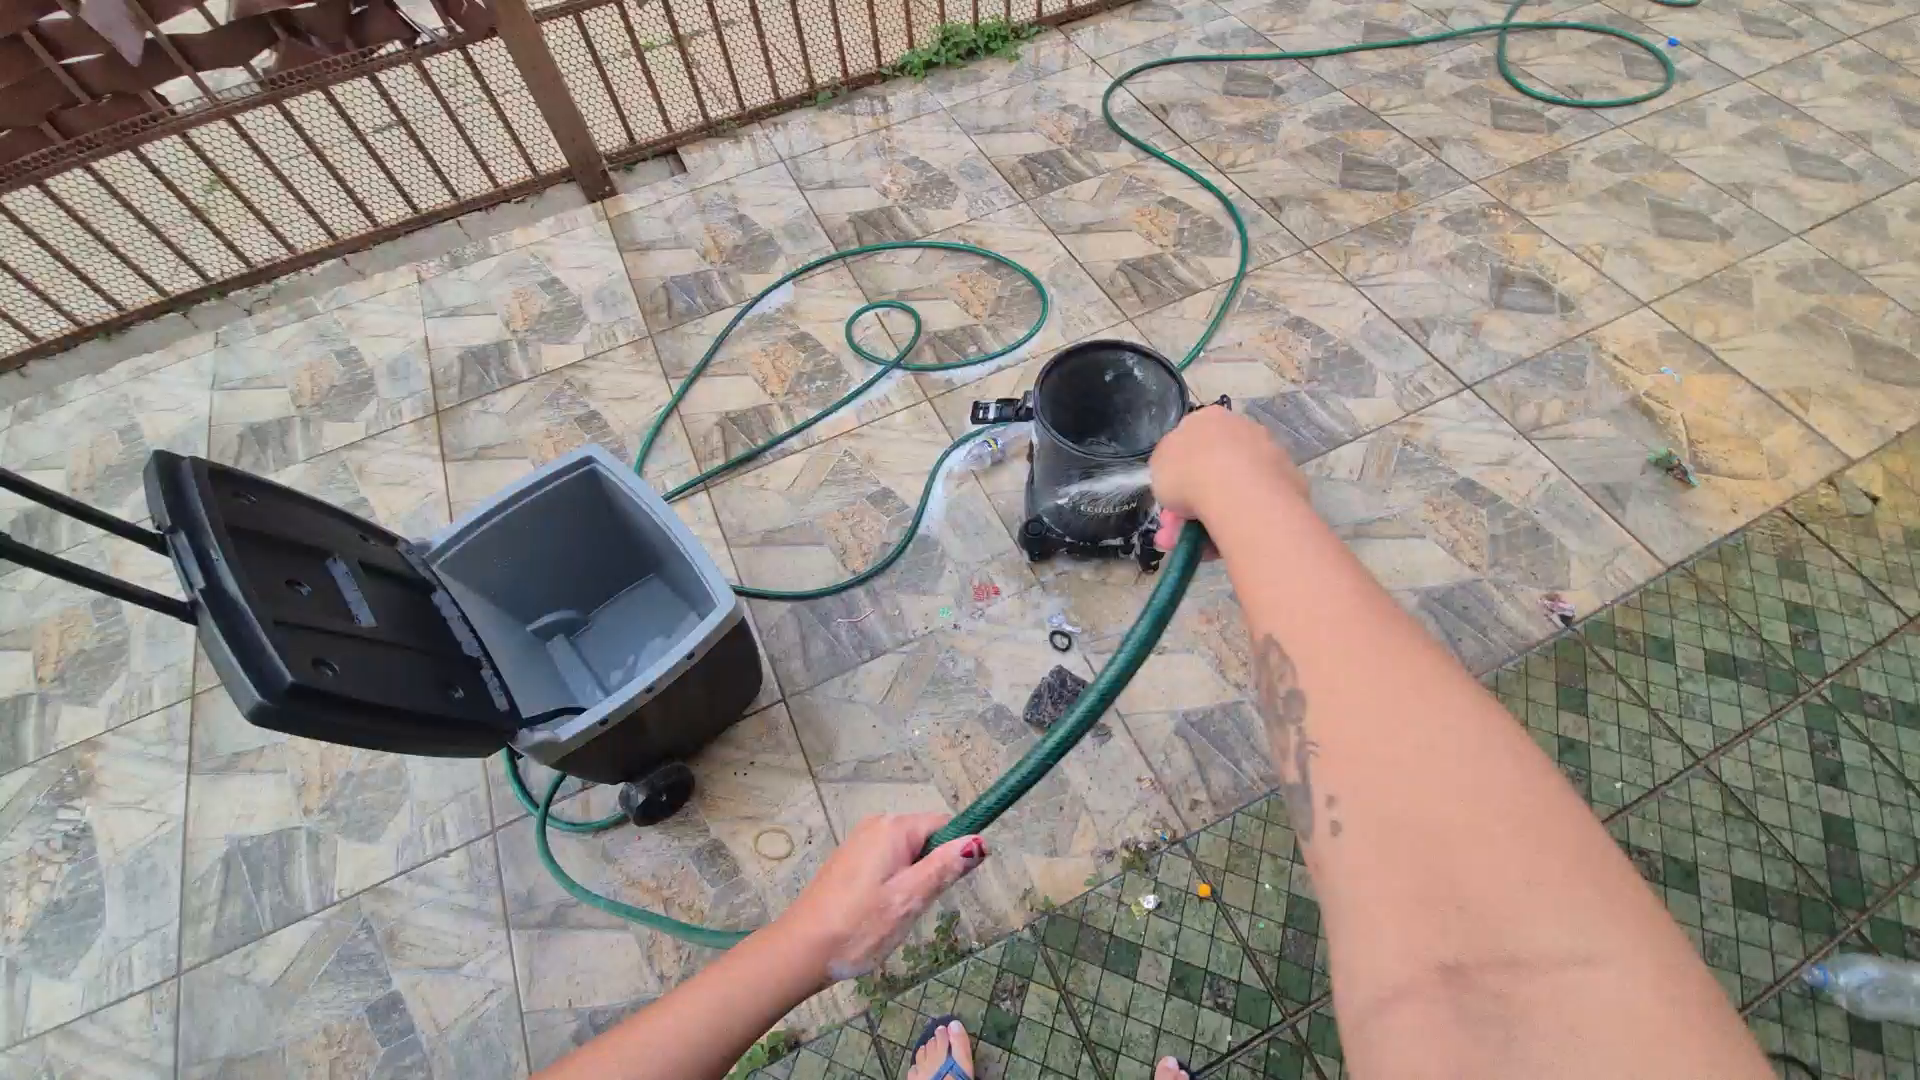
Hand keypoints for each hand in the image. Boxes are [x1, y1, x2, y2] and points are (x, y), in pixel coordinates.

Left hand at [774, 814, 986, 983]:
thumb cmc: (859, 925)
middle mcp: (876, 825)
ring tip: (896, 914)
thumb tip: (980, 840)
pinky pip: (888, 863)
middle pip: (925, 838)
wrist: (801, 950)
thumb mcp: (909, 899)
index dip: (957, 850)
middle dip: (932, 871)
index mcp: (893, 827)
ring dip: (912, 882)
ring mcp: (860, 842)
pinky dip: (893, 885)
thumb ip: (945, 867)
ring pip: (907, 854)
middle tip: (919, 906)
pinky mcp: (850, 861)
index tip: (956, 885)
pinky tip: (879, 914)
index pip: (943, 823)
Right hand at [1150, 406, 1306, 551]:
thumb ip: (1167, 467)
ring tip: (1198, 548)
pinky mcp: (1289, 482)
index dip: (1175, 476)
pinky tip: (1224, 543)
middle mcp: (1243, 429)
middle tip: (1176, 533)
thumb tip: (1177, 474)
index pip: (1190, 443)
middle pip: (1212, 470)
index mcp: (1209, 418)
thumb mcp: (1157, 466)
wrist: (1238, 492)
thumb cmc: (1189, 472)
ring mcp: (1270, 454)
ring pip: (1233, 492)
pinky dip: (1238, 523)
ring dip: (1211, 519)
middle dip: (1190, 505)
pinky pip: (1254, 506)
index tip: (1169, 501)